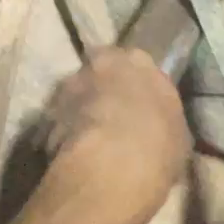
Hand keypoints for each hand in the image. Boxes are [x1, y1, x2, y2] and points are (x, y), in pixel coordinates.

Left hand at [42, 48, 191, 220]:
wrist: (113, 163)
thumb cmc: (158, 145)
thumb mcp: (177, 134)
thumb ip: (161, 120)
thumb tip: (155, 129)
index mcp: (139, 61)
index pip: (136, 64)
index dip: (134, 87)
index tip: (136, 107)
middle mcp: (101, 61)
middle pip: (101, 73)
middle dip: (103, 92)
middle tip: (111, 121)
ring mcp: (70, 83)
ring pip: (75, 94)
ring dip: (80, 111)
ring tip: (89, 142)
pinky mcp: (46, 110)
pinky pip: (58, 119)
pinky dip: (63, 132)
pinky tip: (72, 154)